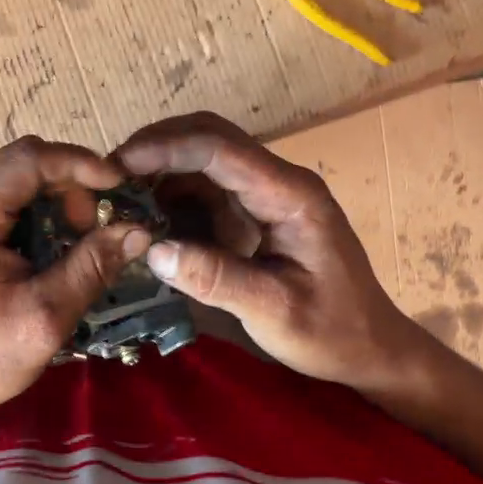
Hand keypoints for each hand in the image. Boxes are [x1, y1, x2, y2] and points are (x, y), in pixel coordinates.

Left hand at [0, 137, 152, 428]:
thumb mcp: (46, 316)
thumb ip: (92, 266)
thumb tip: (139, 230)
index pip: (30, 159)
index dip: (80, 163)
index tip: (120, 185)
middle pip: (24, 159)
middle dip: (71, 180)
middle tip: (99, 221)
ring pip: (19, 173)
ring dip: (58, 194)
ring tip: (82, 235)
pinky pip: (9, 195)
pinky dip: (41, 206)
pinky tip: (59, 240)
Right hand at [115, 112, 424, 389]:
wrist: (373, 348)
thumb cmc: (333, 332)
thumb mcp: (276, 312)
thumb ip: (217, 278)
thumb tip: (153, 249)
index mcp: (290, 195)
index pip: (220, 149)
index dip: (166, 148)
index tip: (119, 164)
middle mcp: (276, 180)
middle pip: (209, 135)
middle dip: (157, 146)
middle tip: (110, 174)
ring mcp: (265, 191)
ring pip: (203, 154)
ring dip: (160, 167)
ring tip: (120, 194)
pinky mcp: (253, 208)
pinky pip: (204, 185)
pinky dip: (171, 192)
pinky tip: (148, 215)